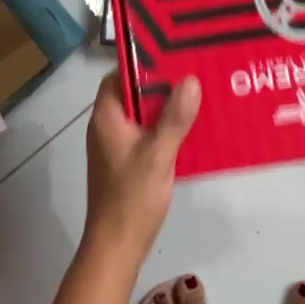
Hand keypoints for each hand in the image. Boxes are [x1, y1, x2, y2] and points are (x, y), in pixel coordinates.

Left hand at [84, 73, 200, 261]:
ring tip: (198, 97)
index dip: (141, 64)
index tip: (172, 56)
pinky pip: (146, 134)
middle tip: (193, 73)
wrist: (116, 248)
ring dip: (165, 108)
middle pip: (132, 94)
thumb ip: (174, 118)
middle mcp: (107, 127)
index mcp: (106, 118)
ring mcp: (115, 146)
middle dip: (160, 85)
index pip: (117, 76)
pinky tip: (190, 130)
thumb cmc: (131, 198)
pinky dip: (164, 129)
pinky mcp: (126, 163)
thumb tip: (190, 80)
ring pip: (141, 116)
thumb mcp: (158, 155)